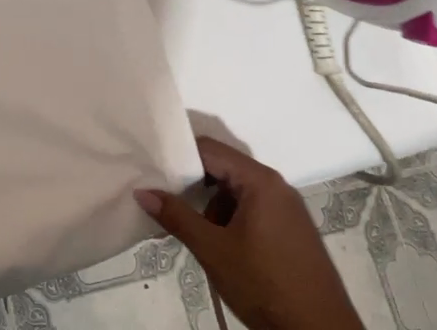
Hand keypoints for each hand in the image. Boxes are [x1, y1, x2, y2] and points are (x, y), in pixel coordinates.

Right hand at [134, 137, 363, 329]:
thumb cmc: (265, 286)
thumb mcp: (213, 250)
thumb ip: (176, 216)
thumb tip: (142, 191)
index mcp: (260, 181)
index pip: (210, 149)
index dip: (178, 156)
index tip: (153, 168)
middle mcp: (277, 186)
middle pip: (224, 167)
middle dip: (195, 183)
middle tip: (167, 199)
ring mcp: (289, 209)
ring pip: (238, 190)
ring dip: (213, 205)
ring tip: (197, 232)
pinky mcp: (293, 230)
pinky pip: (254, 208)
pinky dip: (233, 218)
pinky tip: (222, 245)